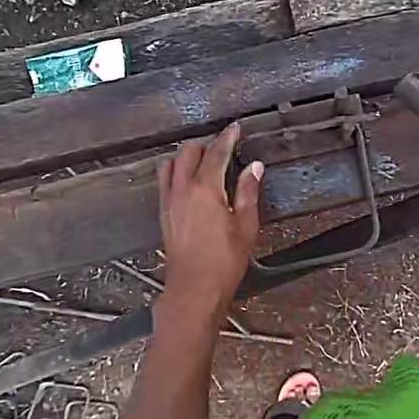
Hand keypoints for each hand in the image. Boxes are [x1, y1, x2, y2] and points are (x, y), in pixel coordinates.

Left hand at [156, 122, 262, 315]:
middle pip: (188, 152)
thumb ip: (248, 192)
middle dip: (205, 144)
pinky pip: (165, 182)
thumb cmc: (224, 261)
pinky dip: (175, 172)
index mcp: (205, 189)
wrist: (195, 288)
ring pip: (171, 164)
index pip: (216, 153)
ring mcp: (169, 202)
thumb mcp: (246, 226)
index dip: (227, 138)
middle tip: (222, 146)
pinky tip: (187, 181)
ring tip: (203, 160)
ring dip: (186, 156)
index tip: (235, 129)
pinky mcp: (163, 214)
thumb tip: (254, 168)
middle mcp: (182, 190)